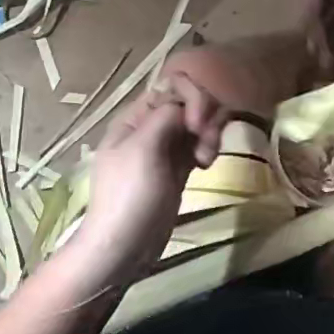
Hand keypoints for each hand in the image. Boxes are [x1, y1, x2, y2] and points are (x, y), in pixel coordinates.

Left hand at [68, 70, 228, 280]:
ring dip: (209, 135)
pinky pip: (197, 145)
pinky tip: (206, 165)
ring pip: (197, 124)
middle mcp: (149, 129)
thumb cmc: (128, 196)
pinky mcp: (177, 170)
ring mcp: (164, 150)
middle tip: (205, 145)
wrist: (124, 245)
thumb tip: (184, 101)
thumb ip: (164, 117)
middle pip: (188, 103)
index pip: (170, 87)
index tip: (197, 124)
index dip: (191, 98)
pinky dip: (206, 149)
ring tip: (207, 160)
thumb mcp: (142, 150)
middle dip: (204, 118)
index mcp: (133, 119)